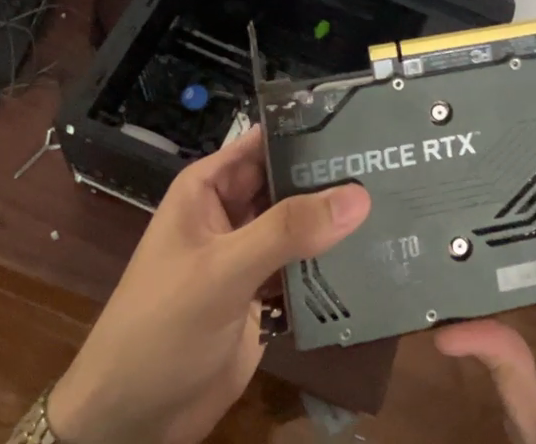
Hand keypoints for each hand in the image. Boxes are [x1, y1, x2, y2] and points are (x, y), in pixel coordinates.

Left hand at [45, 124, 371, 443]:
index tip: (365, 121)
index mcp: (208, 189)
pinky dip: (334, 264)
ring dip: (337, 222)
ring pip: (301, 226)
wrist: (135, 418)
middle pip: (289, 183)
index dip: (307, 130)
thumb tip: (357, 195)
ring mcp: (249, 257)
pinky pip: (306, 269)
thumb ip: (287, 230)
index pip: (264, 143)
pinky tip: (377, 254)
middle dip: (332, 178)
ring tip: (400, 203)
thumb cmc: (162, 327)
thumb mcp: (223, 269)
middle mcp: (231, 214)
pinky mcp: (265, 297)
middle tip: (395, 166)